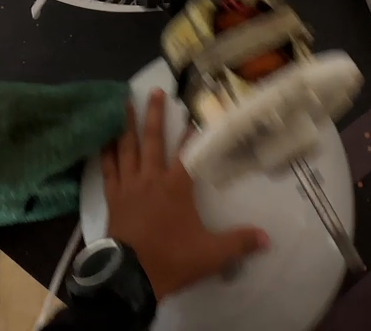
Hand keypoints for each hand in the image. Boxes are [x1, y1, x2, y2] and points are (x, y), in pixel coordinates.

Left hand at [100, 89, 269, 298]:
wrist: (131, 279)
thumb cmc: (171, 260)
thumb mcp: (210, 255)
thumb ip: (238, 242)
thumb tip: (267, 238)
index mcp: (175, 186)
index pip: (187, 153)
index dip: (193, 134)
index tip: (196, 113)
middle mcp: (151, 178)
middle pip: (153, 139)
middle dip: (155, 114)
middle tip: (156, 91)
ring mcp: (129, 185)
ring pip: (128, 147)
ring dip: (127, 124)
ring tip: (125, 102)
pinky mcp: (113, 197)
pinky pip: (108, 169)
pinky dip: (106, 152)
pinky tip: (103, 139)